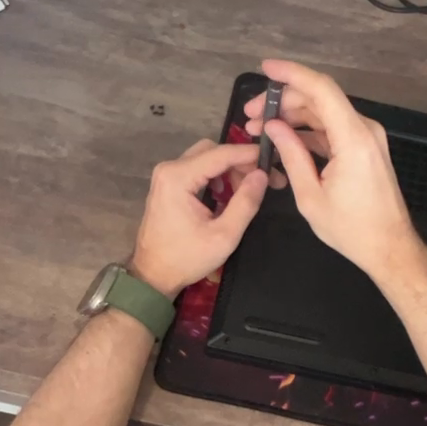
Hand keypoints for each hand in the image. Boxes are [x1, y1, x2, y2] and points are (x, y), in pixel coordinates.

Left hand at [129, 140, 268, 297]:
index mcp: (179, 177)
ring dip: (228, 169)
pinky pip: (196, 169)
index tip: (274, 163)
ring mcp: (166, 175)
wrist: (153, 275)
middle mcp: (170, 168)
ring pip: (205, 158)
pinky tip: (227, 194)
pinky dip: (215, 175)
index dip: (250, 155)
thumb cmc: (187, 258)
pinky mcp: (167, 184)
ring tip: (246, 191)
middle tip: (261, 182)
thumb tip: (262, 175)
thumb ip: (245, 202)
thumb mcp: (224, 235)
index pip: (222, 153)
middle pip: (213, 150)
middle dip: (239, 162)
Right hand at [243, 59, 425, 285]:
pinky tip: (284, 140)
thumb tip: (273, 127)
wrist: (390, 248)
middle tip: (251, 115)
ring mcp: (367, 138)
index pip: (321, 89)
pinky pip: (334, 130)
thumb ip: (291, 155)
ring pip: (325, 114)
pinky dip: (309, 132)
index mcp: (353, 138)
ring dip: (293, 117)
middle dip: (283, 101)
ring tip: (260, 129)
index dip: (291, 74)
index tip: (265, 68)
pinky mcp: (366, 149)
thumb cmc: (351, 229)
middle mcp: (364, 130)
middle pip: (320, 99)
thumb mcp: (311, 195)